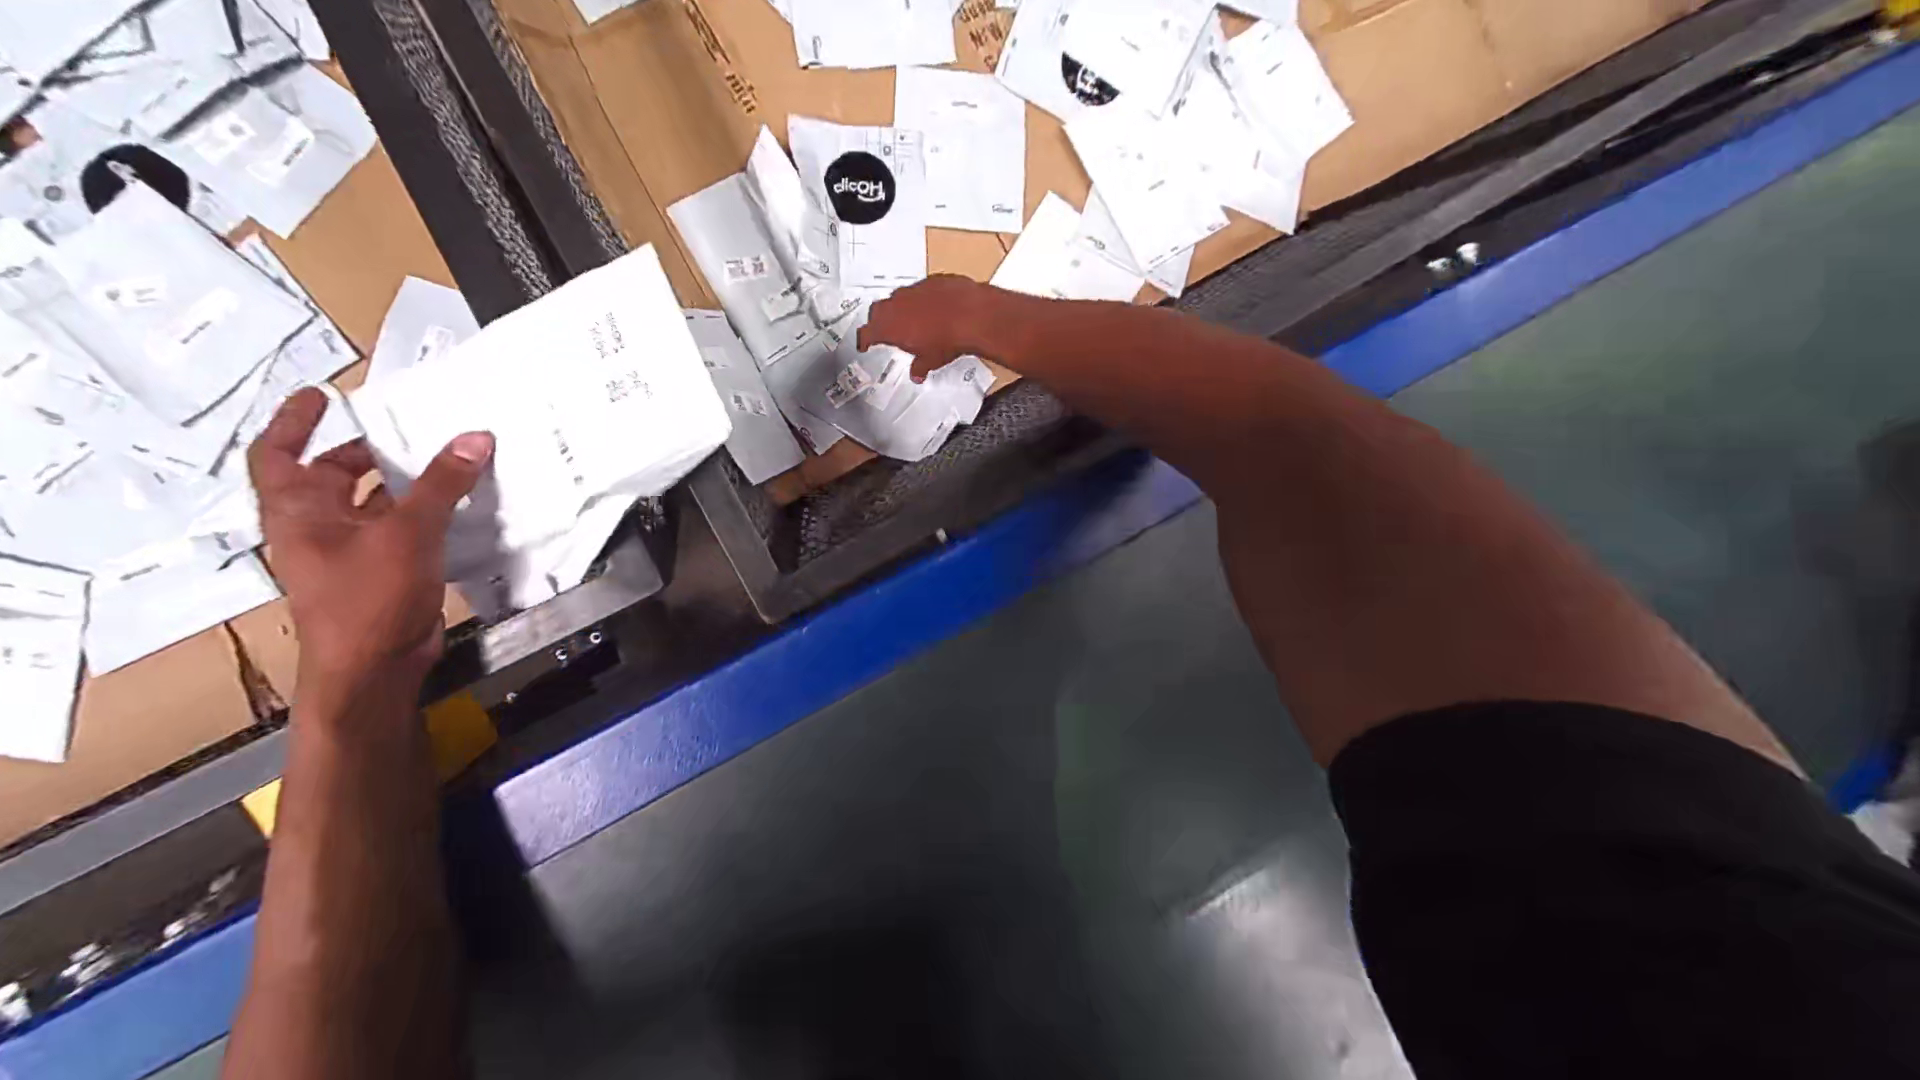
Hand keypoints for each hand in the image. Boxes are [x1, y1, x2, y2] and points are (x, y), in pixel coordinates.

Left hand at [248, 387, 492, 694]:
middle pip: (334, 477)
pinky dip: (428, 515)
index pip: (279, 454)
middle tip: (408, 433)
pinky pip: (404, 531)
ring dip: (406, 485)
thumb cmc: (368, 597)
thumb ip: (441, 484)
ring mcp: (352, 553)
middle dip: (367, 453)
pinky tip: (460, 506)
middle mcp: (318, 528)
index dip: (295, 420)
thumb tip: (475, 437)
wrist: (375, 666)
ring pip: (375, 505)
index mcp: (298, 513)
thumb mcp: (406, 532)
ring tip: (446, 463)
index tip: (322, 395)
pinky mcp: (386, 572)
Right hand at [859, 274, 1003, 379]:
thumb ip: (919, 366)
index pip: (866, 333)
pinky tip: (931, 309)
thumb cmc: (947, 338)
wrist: (971, 315)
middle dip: (878, 320)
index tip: (864, 343)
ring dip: (900, 308)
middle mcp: (896, 305)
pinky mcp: (929, 281)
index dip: (864, 340)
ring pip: (897, 297)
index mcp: (889, 327)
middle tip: (884, 330)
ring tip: (910, 320)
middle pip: (877, 311)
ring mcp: (912, 290)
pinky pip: (919, 290)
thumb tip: (917, 372)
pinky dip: (921, 299)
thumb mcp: (930, 360)